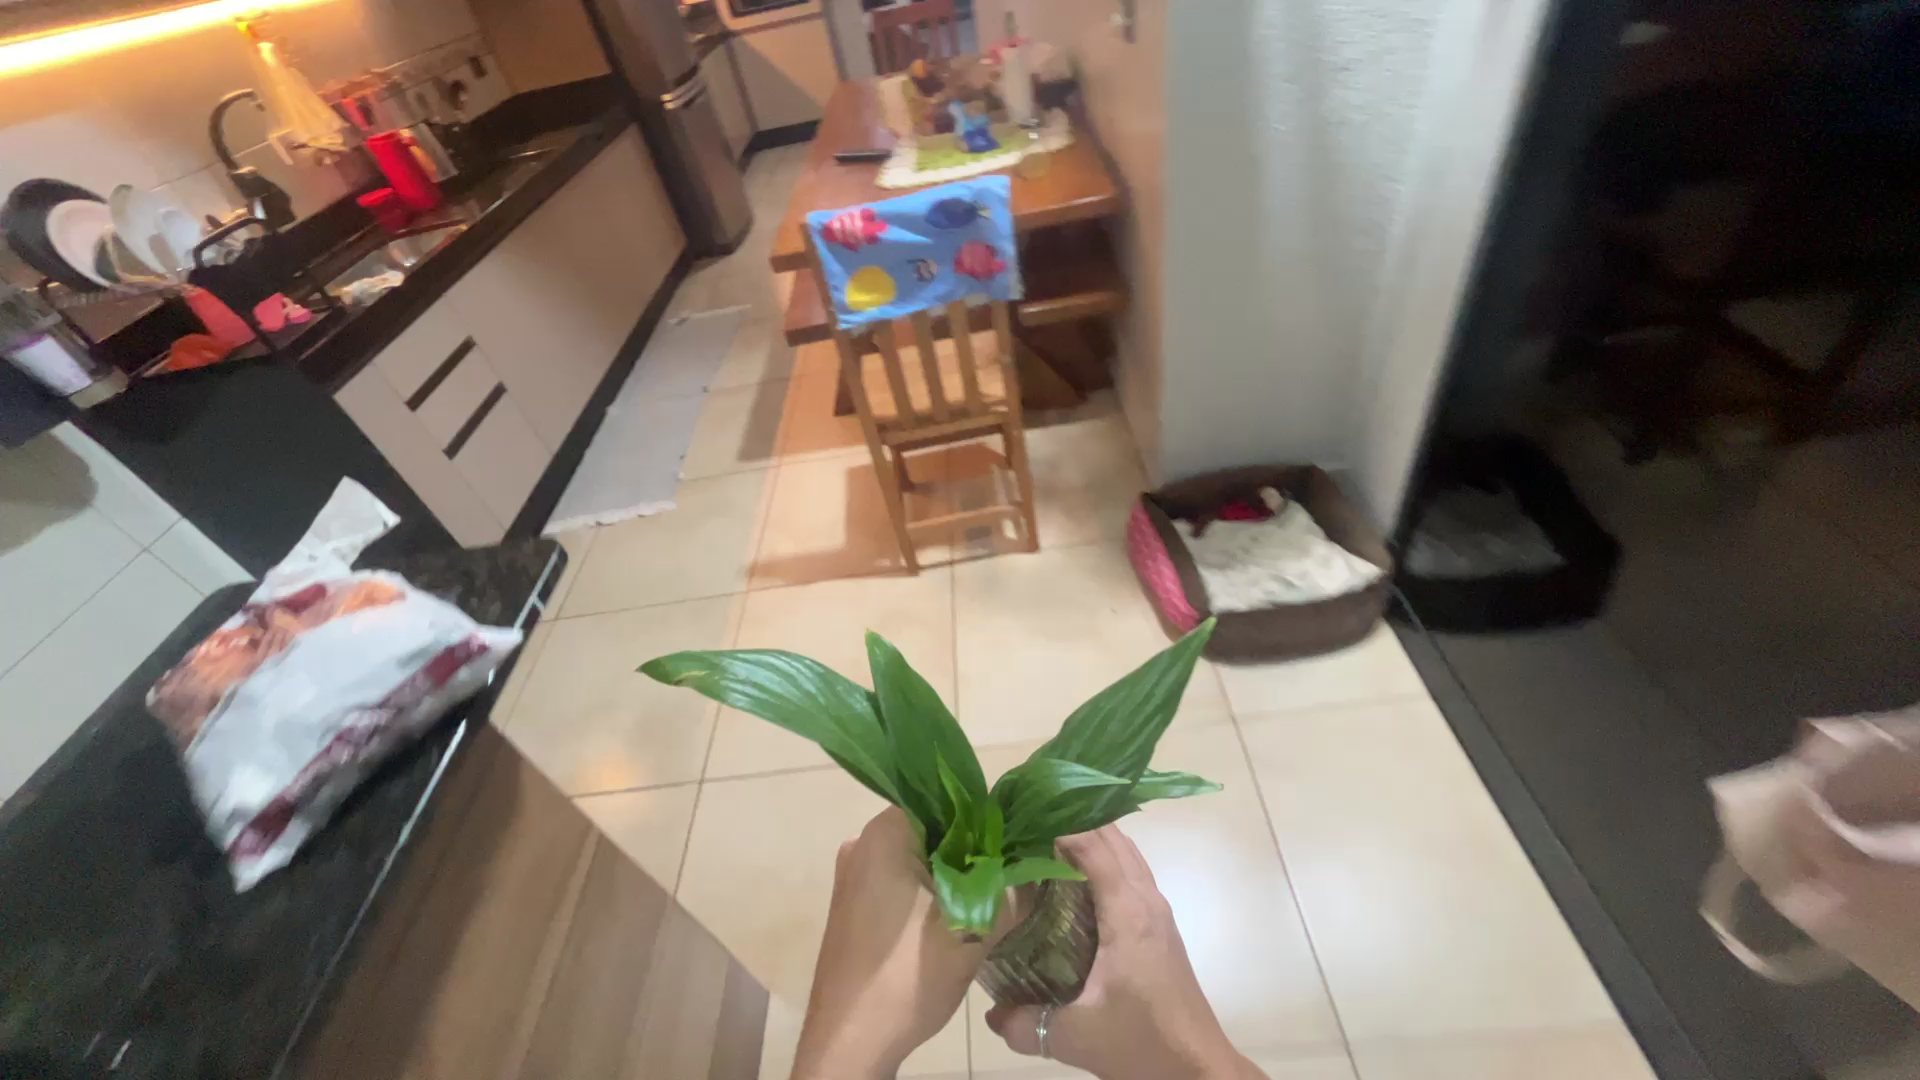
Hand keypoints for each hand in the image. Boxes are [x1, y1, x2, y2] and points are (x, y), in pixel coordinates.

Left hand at [790, 807, 993, 1079]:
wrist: (848, 1045)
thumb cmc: (906, 978)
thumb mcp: (973, 931)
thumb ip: (1012, 889)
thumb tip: (1039, 864)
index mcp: (884, 832)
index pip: (946, 798)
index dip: (985, 817)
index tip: (1014, 843)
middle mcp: (863, 842)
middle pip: (933, 826)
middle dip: (972, 847)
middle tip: (1007, 872)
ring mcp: (854, 874)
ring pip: (919, 855)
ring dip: (953, 871)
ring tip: (988, 894)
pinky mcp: (853, 903)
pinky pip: (901, 878)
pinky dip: (930, 889)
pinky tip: (955, 916)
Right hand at [985, 827, 1265, 1079]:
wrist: (1199, 1069)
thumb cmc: (1142, 1041)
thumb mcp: (1077, 1035)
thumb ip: (1027, 1023)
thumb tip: (989, 1014)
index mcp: (1127, 912)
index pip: (1094, 846)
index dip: (1059, 827)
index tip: (1023, 823)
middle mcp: (1145, 899)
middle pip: (1112, 838)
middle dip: (1073, 823)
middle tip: (1031, 827)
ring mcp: (1158, 908)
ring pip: (1126, 851)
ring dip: (1093, 838)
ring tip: (1050, 843)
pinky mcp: (1161, 923)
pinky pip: (1131, 870)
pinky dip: (1106, 859)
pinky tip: (1078, 878)